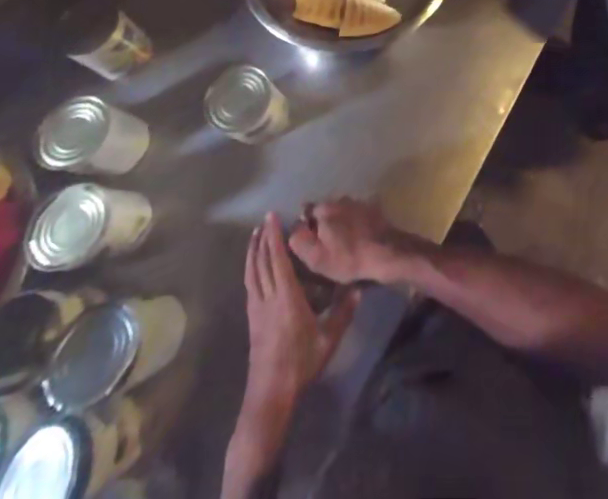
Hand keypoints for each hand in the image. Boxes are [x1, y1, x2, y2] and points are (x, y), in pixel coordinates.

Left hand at [243, 212, 358, 413]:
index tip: (272, 217)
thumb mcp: (329, 339)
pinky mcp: (251, 318)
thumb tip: (358, 288)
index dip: (274, 237)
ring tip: (254, 235)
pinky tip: (253, 265)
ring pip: (251, 272)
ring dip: (253, 251)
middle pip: (262, 261)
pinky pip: (249, 284)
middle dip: (263, 238)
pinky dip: (250, 267)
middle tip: (265, 220)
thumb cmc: (302, 363)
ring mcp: (256, 308)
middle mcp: (268, 297)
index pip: (278, 259)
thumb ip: (343, 312)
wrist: (271, 391)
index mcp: (287, 298)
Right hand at [289, 198, 419, 284]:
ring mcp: (359, 202)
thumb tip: (294, 229)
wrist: (388, 254)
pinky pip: (358, 214)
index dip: (305, 227)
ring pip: (342, 211)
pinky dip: (356, 223)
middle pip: (325, 210)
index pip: (306, 211)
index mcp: (324, 208)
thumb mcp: (316, 257)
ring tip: (345, 242)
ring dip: (341, 222)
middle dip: (323, 222)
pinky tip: (360, 237)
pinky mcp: (375, 209)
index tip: (311, 242)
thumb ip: (299, 240)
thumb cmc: (348, 258)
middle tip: (327, 243)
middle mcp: (340, 199)